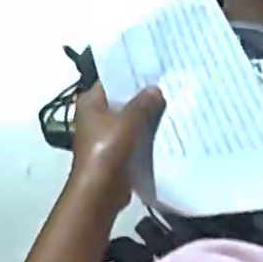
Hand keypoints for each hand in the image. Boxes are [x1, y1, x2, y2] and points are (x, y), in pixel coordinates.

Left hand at [70, 84, 163, 212]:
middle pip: (121, 100)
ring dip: (145, 116)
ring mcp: (104, 133)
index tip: (153, 70)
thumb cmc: (107, 150)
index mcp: (90, 101)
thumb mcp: (127, 122)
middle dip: (142, 97)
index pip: (111, 81)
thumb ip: (142, 104)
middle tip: (168, 86)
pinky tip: (165, 129)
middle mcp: (94, 114)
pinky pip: (132, 136)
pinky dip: (145, 133)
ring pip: (128, 119)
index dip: (130, 75)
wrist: (99, 191)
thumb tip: (155, 88)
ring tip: (171, 104)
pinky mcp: (114, 149)